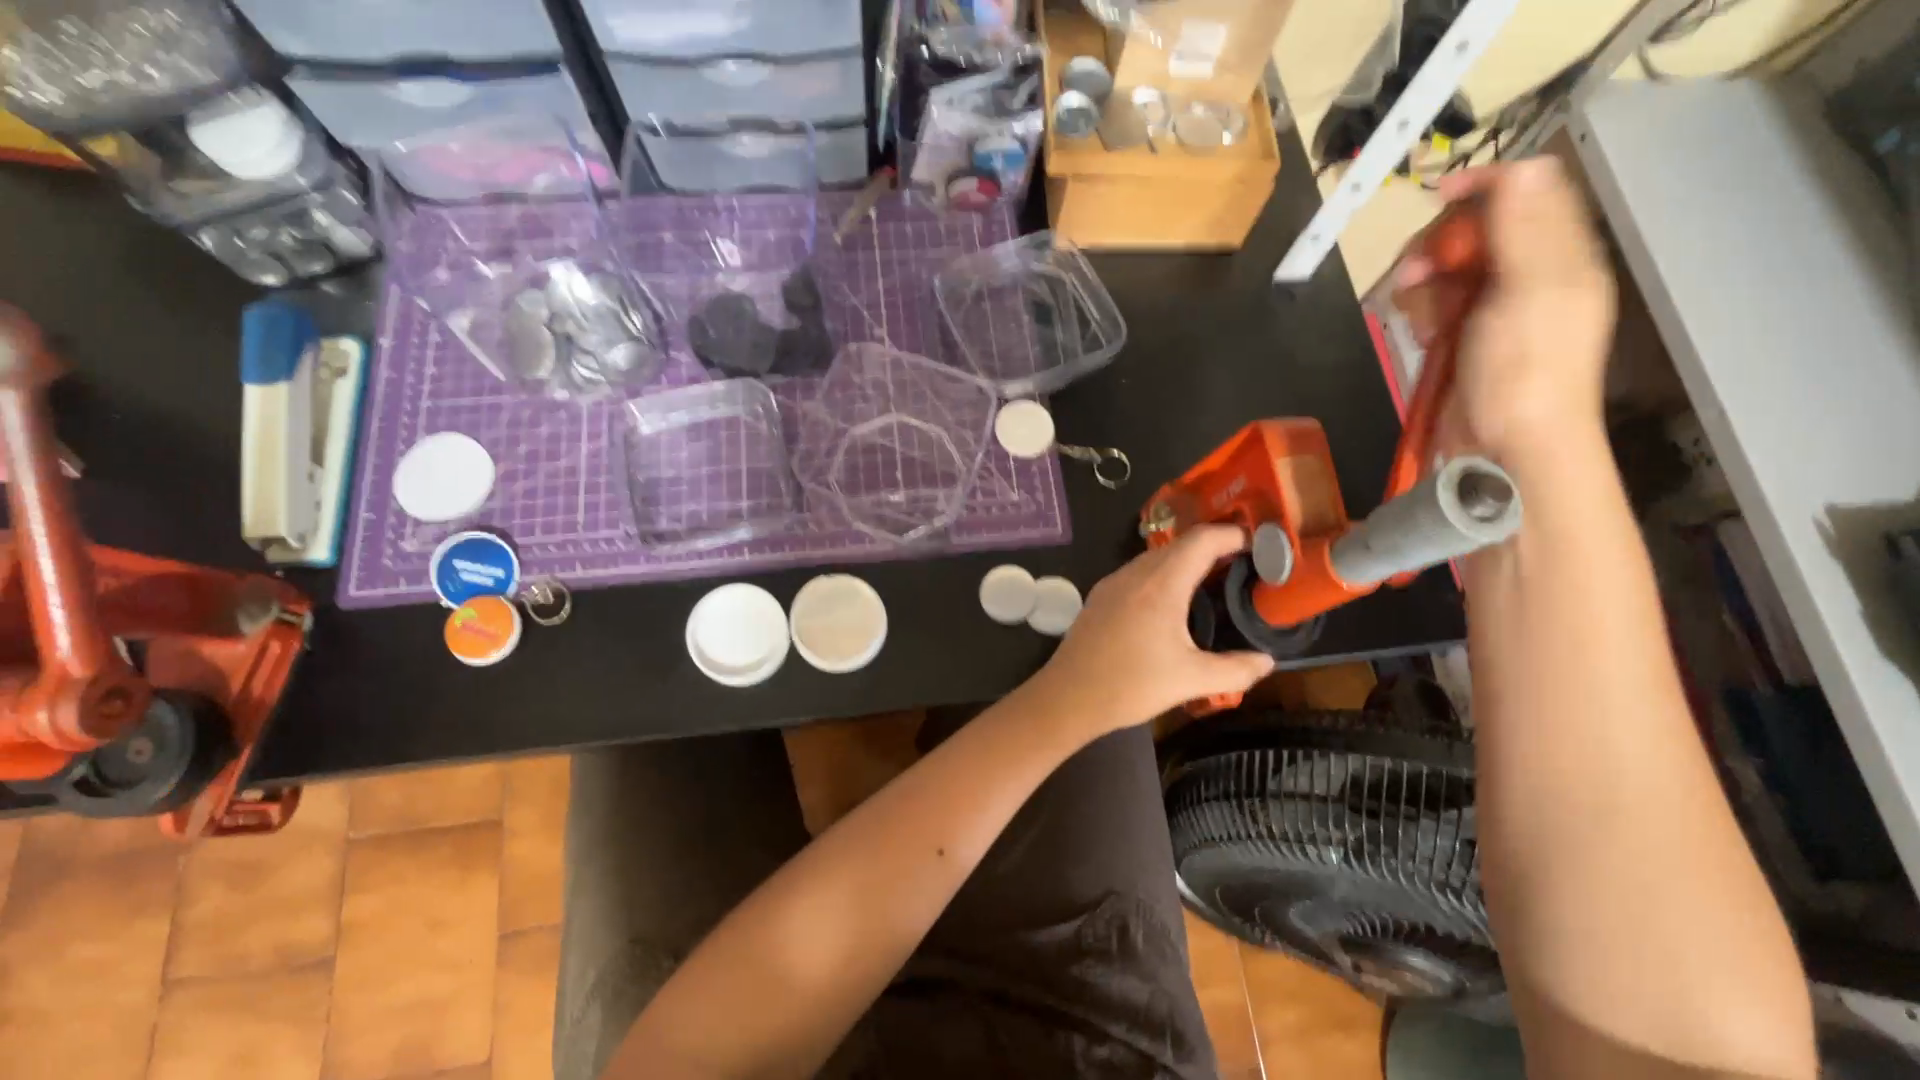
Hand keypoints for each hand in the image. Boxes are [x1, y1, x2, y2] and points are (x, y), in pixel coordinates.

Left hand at [1029, 525, 1275, 737]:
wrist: (1067, 698)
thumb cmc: (1130, 685)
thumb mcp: (1191, 680)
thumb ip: (1236, 670)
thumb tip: (1267, 662)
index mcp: (1161, 584)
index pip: (1202, 540)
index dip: (1233, 535)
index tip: (1259, 544)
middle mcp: (1135, 574)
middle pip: (1180, 544)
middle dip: (1214, 547)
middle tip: (1244, 564)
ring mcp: (1113, 583)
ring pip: (1156, 557)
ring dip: (1186, 561)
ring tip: (1213, 580)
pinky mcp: (1100, 598)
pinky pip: (1139, 573)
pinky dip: (1164, 575)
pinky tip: (1173, 602)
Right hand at [1395, 158, 1616, 468]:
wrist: (1504, 452)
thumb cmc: (1524, 374)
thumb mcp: (1532, 293)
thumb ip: (1527, 229)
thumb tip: (1524, 165)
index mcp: (1561, 256)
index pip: (1528, 192)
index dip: (1486, 184)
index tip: (1438, 196)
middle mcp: (1531, 275)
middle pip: (1477, 228)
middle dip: (1439, 245)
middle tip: (1416, 271)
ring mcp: (1494, 309)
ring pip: (1448, 267)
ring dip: (1422, 282)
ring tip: (1416, 313)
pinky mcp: (1463, 338)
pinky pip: (1434, 304)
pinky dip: (1420, 312)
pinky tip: (1420, 332)